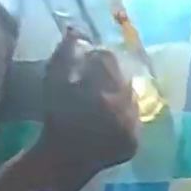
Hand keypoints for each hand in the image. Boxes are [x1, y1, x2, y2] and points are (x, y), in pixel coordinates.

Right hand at [37, 31, 139, 180]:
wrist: (66, 158)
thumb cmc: (57, 116)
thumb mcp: (55, 78)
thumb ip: (68, 52)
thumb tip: (79, 32)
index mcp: (106, 94)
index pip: (110, 60)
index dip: (97, 59)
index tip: (88, 66)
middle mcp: (125, 113)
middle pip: (124, 81)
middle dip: (111, 79)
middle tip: (97, 85)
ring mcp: (132, 131)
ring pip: (132, 102)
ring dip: (120, 98)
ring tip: (104, 103)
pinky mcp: (134, 145)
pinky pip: (135, 122)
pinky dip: (126, 117)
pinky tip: (111, 120)